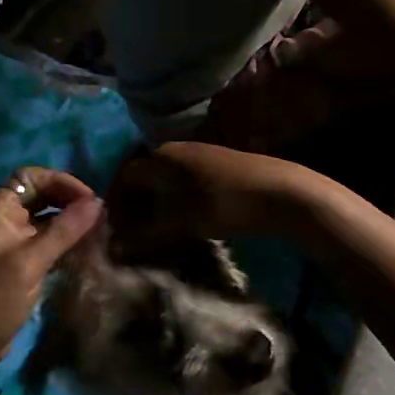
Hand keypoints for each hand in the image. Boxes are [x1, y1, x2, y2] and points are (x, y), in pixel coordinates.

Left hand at [0, 168, 103, 370]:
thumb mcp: (30, 263)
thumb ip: (64, 230)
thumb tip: (98, 202)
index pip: (29, 178)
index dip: (60, 181)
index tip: (88, 199)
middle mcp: (1, 222)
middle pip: (38, 196)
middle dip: (68, 201)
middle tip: (98, 216)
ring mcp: (9, 244)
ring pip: (43, 220)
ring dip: (69, 222)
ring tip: (97, 232)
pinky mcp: (17, 265)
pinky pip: (43, 242)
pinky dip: (63, 242)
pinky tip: (83, 251)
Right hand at [106, 143, 317, 257]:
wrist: (281, 192)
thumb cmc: (223, 204)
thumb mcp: (181, 222)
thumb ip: (145, 234)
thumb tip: (114, 247)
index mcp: (160, 156)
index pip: (123, 177)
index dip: (115, 205)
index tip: (113, 231)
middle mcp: (175, 148)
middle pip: (143, 176)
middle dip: (134, 205)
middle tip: (132, 234)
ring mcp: (199, 153)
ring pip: (164, 180)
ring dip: (155, 204)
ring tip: (156, 230)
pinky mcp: (218, 164)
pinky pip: (183, 181)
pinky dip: (175, 200)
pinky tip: (184, 219)